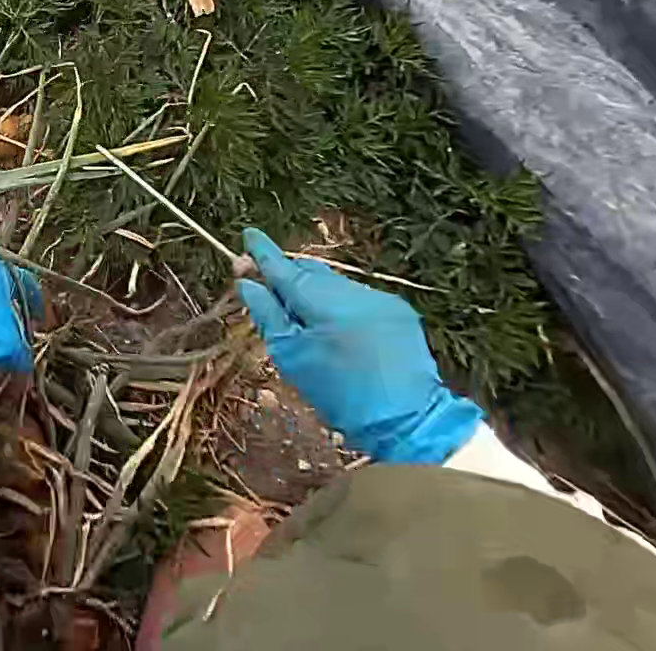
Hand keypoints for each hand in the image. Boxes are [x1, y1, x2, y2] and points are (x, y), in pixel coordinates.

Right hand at [236, 228, 481, 463]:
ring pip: (334, 283)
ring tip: (303, 316)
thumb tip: (246, 282)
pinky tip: (339, 329)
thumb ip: (267, 314)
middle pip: (308, 271)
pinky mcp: (397, 310)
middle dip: (287, 274)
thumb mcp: (292, 356)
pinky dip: (341, 305)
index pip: (283, 267)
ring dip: (314, 291)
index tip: (248, 233)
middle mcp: (349, 289)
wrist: (408, 421)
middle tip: (264, 284)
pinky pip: (358, 297)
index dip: (262, 251)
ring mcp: (377, 297)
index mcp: (319, 300)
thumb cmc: (338, 394)